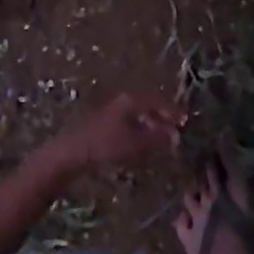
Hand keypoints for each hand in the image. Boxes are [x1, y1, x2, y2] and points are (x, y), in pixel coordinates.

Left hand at [43, 92, 184, 176]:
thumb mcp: (134, 143)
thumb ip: (156, 138)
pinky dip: (138, 132)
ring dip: (150, 127)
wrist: (68, 154)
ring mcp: (111, 112)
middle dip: (162, 119)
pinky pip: (128, 125)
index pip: (158, 102)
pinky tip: (139, 145)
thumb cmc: (104, 144)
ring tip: (159, 140)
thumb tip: (174, 134)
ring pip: (138, 117)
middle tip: (174, 130)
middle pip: (148, 107)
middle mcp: (123, 101)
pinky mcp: (103, 125)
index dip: (173, 111)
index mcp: (132, 99)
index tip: (185, 119)